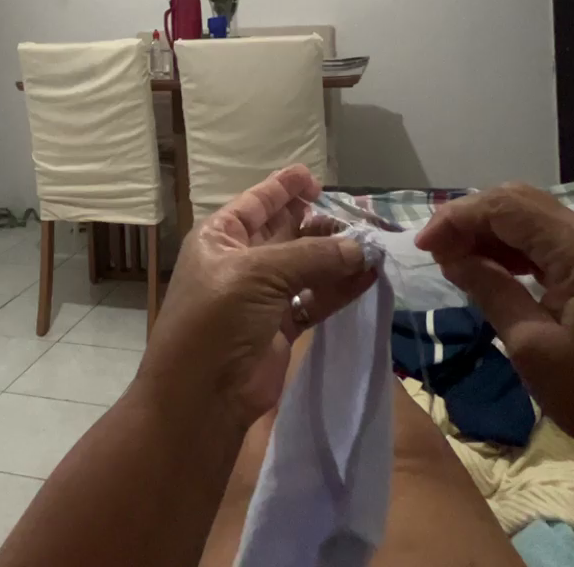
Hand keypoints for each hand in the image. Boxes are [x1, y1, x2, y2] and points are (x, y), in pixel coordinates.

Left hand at [139, 165, 375, 424]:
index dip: (283, 188)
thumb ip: (312, 257)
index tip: (315, 177)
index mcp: (220, 237)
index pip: (256, 203)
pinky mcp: (280, 327)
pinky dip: (339, 289)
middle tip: (358, 218)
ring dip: (335, 257)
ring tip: (373, 246)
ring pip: (304, 266)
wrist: (201, 396)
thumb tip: (361, 247)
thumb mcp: (259, 275)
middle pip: (285, 232)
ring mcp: (261, 296)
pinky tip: (368, 277)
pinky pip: (314, 299)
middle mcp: (240, 261)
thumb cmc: (217, 318)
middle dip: (318, 223)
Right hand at [414, 183, 573, 469]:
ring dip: (490, 233)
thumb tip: (452, 257)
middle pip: (519, 202)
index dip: (457, 219)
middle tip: (435, 251)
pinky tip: (490, 271)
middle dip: (470, 219)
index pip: (505, 208)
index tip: (422, 248)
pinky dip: (513, 249)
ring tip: (455, 261)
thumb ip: (490, 289)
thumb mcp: (532, 345)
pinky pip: (549, 243)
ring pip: (533, 219)